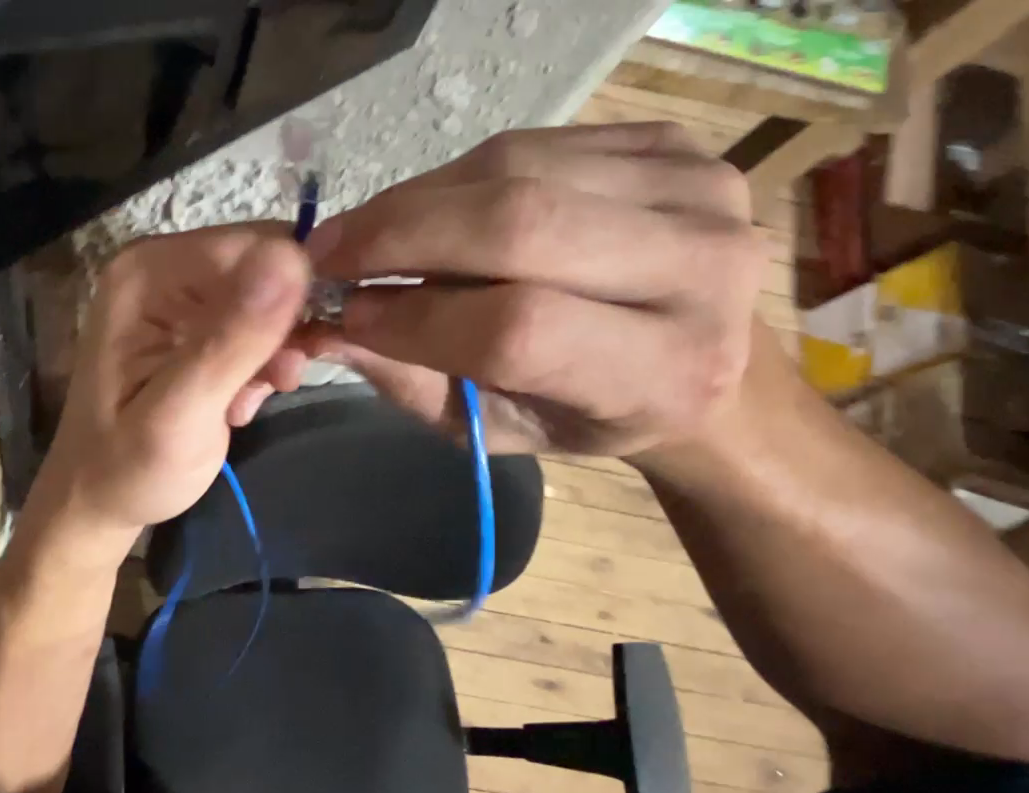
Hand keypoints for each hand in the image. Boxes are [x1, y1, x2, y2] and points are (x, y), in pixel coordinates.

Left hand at [26, 226, 310, 557]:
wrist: (97, 502)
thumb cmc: (128, 469)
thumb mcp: (180, 413)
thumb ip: (231, 342)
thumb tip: (291, 260)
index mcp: (148, 273)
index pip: (257, 245)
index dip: (295, 293)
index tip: (298, 356)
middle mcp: (160, 268)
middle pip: (265, 267)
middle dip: (283, 329)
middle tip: (274, 386)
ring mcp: (174, 297)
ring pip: (267, 299)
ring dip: (273, 354)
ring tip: (246, 405)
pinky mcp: (188, 326)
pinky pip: (253, 326)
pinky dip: (258, 367)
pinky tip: (236, 405)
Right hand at [297, 123, 764, 458]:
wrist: (697, 351)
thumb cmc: (584, 413)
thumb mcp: (494, 427)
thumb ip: (415, 382)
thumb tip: (328, 328)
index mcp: (665, 370)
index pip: (518, 329)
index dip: (415, 318)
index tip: (343, 316)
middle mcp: (702, 268)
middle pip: (519, 226)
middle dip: (399, 236)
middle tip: (326, 254)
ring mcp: (699, 186)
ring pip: (516, 171)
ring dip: (414, 202)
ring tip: (360, 236)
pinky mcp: (679, 128)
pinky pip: (530, 144)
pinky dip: (454, 178)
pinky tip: (421, 212)